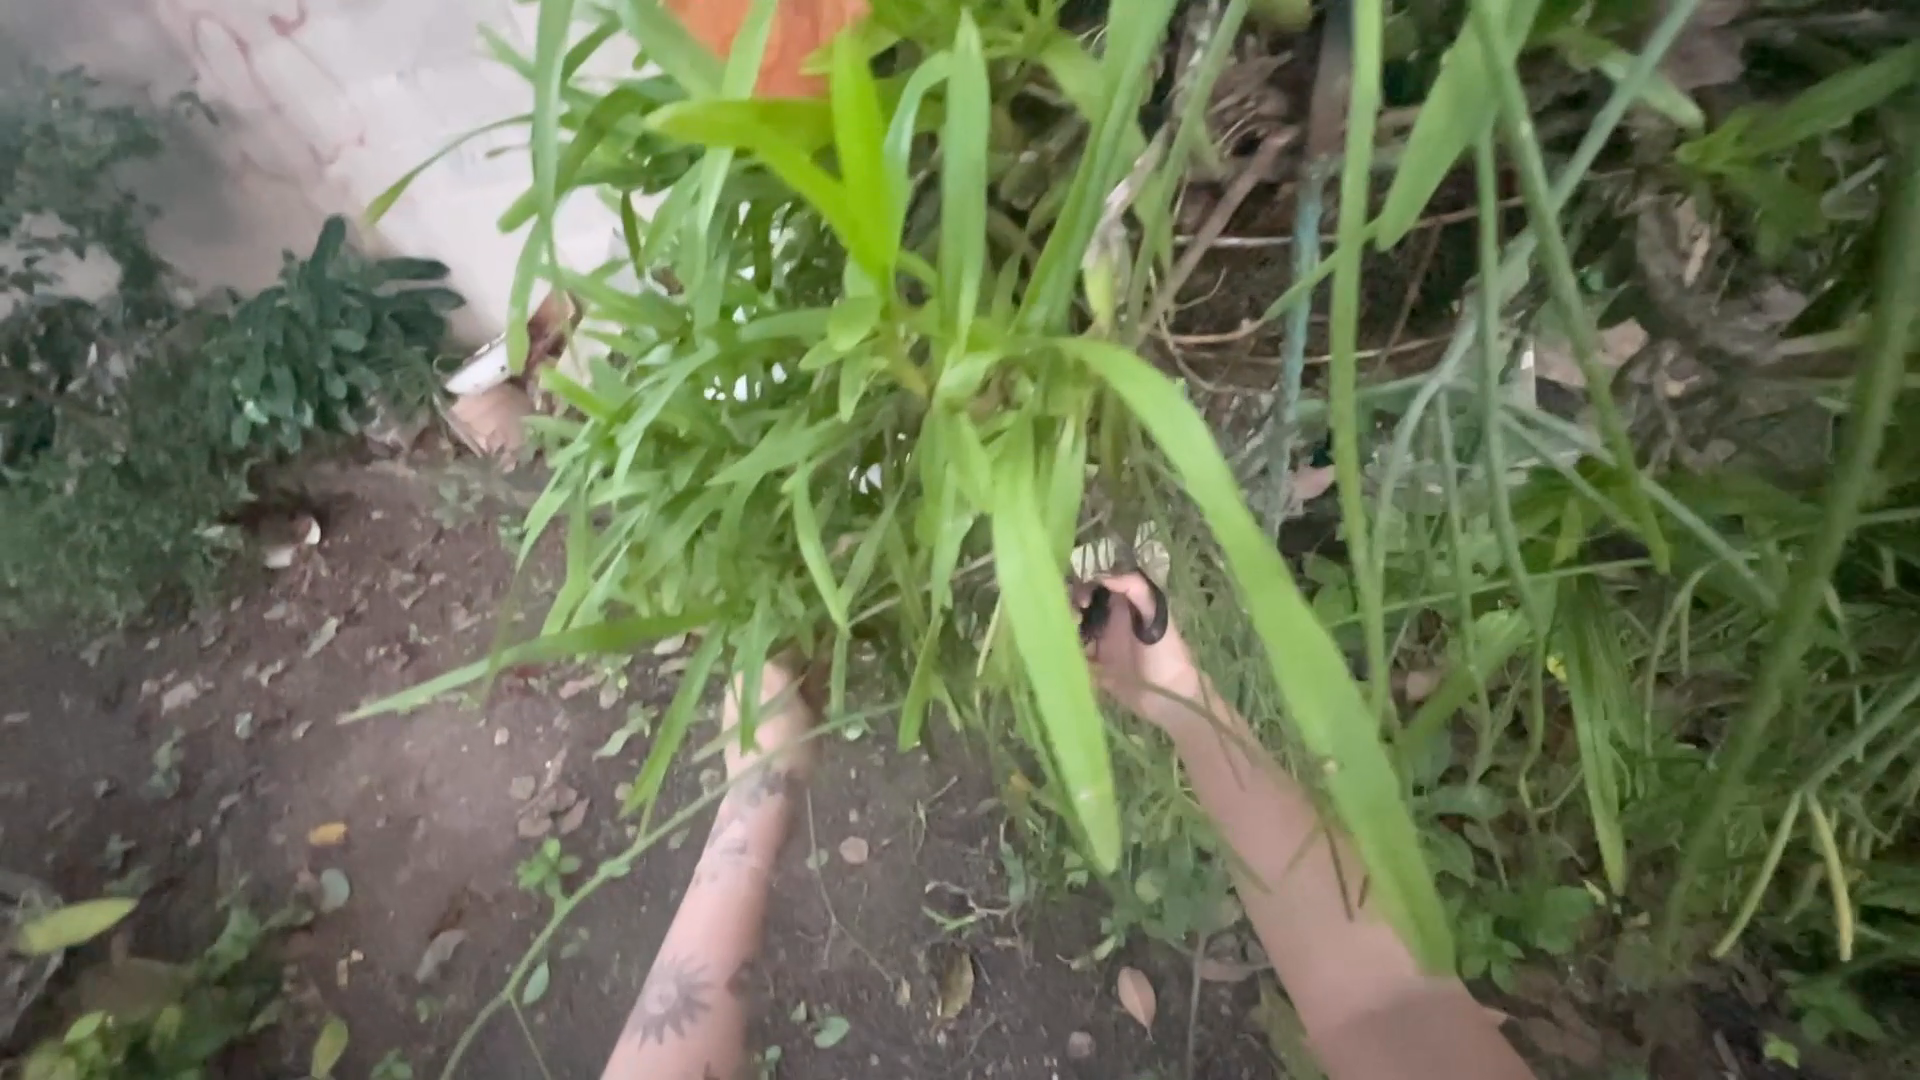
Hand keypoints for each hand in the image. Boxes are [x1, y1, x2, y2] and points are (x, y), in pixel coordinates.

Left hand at [720, 653, 820, 782]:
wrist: (759, 788)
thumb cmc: (796, 748)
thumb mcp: (816, 711)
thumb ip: (817, 680)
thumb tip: (822, 657)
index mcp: (773, 667)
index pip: (797, 645)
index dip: (813, 648)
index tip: (825, 654)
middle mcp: (748, 671)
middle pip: (774, 657)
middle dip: (793, 663)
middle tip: (812, 677)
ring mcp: (732, 691)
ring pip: (760, 674)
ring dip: (776, 679)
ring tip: (793, 696)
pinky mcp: (724, 710)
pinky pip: (749, 692)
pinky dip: (763, 694)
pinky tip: (775, 710)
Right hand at [1076, 573, 1216, 734]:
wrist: (1170, 699)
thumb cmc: (1167, 654)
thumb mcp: (1157, 615)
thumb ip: (1136, 589)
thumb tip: (1102, 575)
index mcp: (1124, 604)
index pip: (1097, 584)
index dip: (1084, 584)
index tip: (1081, 599)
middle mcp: (1110, 620)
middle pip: (1080, 604)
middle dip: (1070, 606)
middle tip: (1074, 619)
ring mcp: (1101, 643)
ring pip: (1074, 627)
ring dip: (1066, 629)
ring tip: (1072, 640)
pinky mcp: (1095, 666)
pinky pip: (1074, 653)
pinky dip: (1067, 652)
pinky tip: (1068, 656)